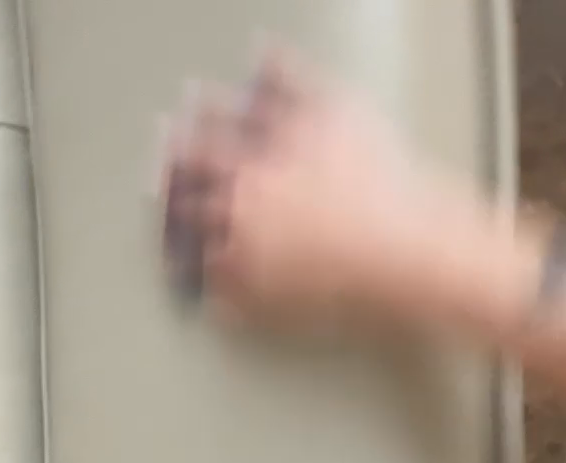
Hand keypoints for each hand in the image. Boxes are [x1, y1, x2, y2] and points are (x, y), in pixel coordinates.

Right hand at [162, 52, 489, 329]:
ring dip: (210, 107)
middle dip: (177, 155)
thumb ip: (235, 295)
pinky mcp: (329, 116)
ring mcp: (288, 143)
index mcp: (237, 224)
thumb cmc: (341, 287)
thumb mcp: (275, 307)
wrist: (404, 254)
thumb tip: (211, 298)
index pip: (192, 217)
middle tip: (162, 147)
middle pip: (202, 162)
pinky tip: (260, 52)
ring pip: (235, 119)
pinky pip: (294, 82)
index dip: (173, 219)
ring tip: (192, 97)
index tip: (166, 216)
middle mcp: (251, 178)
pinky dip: (275, 65)